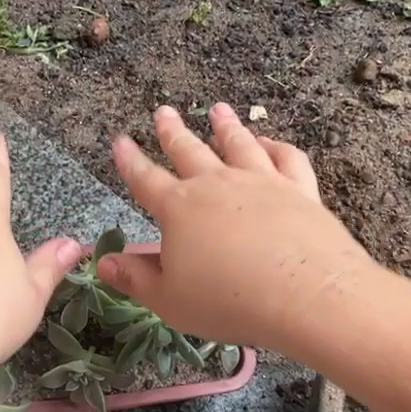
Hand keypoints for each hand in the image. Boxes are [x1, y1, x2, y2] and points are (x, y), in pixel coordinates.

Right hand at [97, 104, 381, 346]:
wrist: (307, 296)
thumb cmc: (228, 301)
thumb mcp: (169, 299)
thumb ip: (135, 278)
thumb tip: (103, 262)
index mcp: (178, 208)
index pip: (144, 179)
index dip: (129, 161)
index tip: (120, 140)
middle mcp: (216, 185)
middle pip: (188, 150)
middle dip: (172, 131)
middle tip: (163, 111)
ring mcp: (260, 182)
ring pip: (238, 144)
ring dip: (225, 126)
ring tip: (218, 109)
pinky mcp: (300, 190)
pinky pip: (287, 159)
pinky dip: (276, 146)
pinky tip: (270, 142)